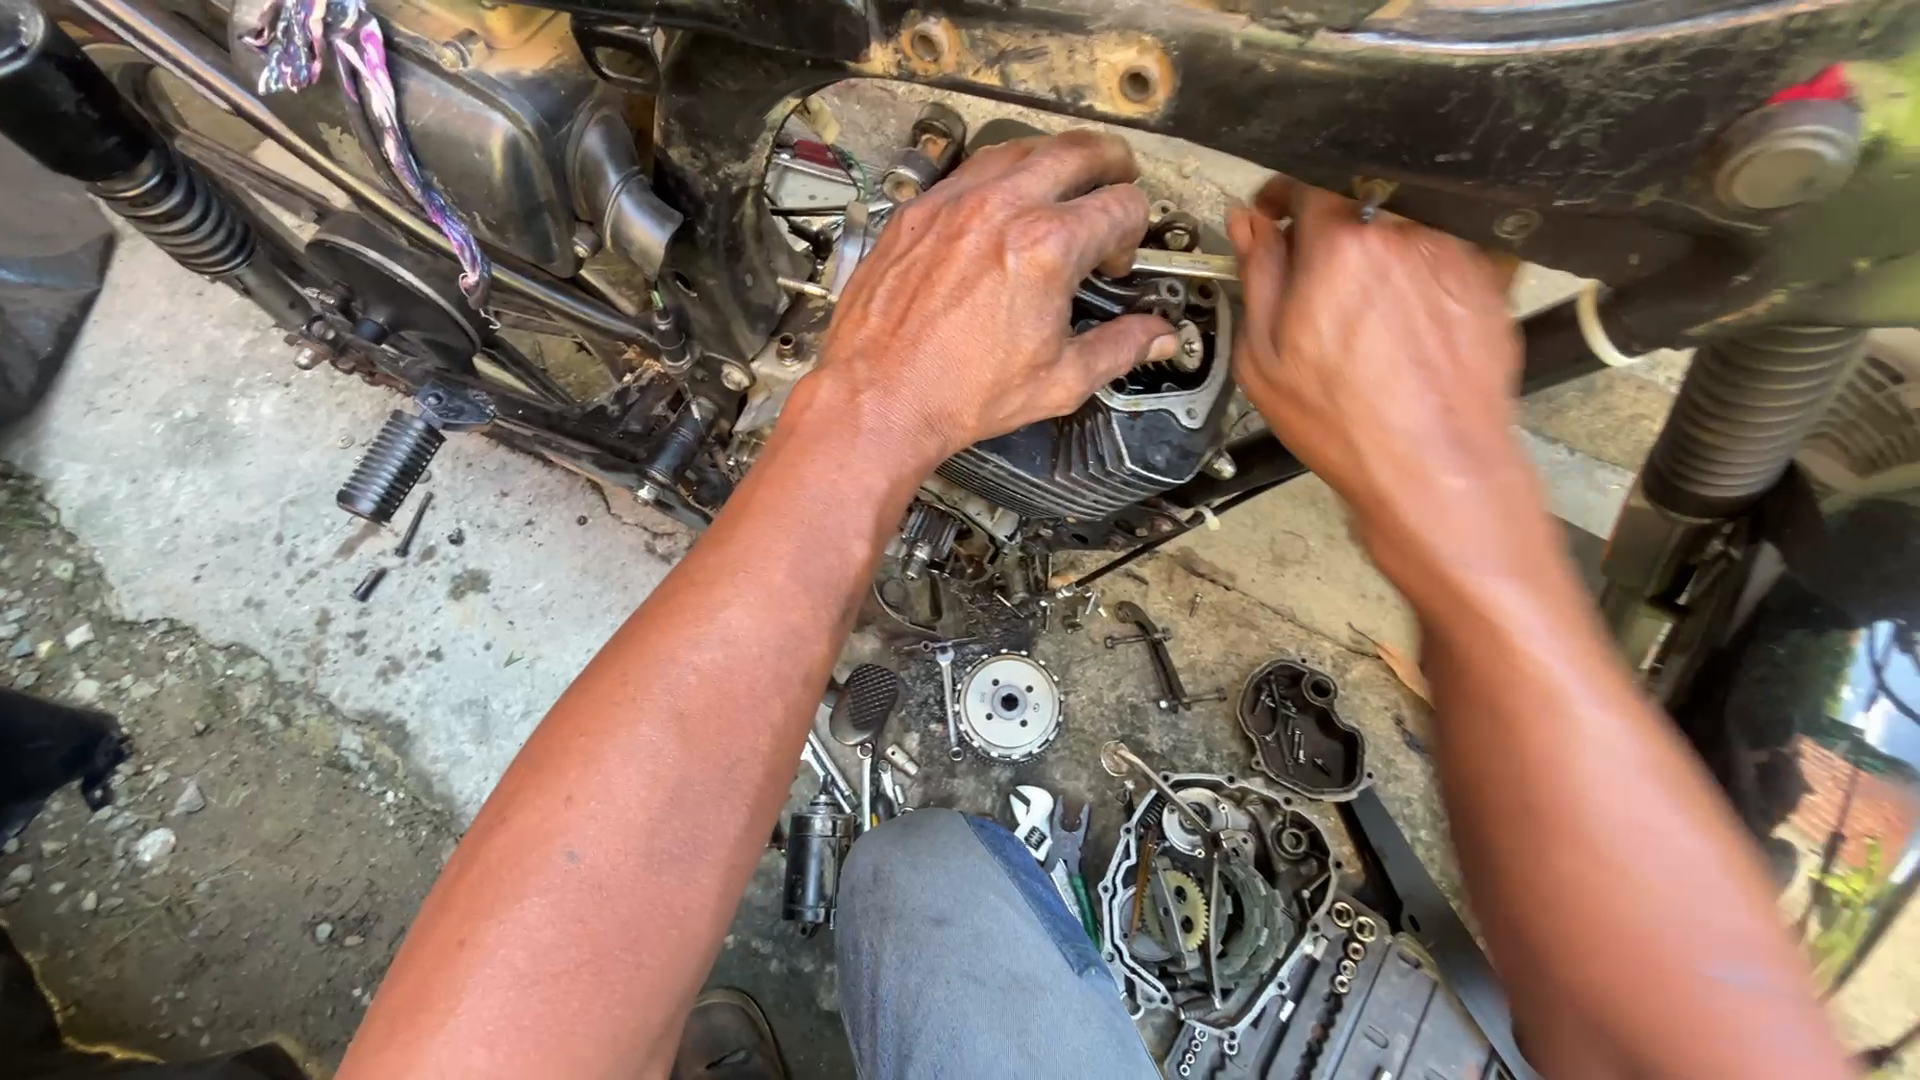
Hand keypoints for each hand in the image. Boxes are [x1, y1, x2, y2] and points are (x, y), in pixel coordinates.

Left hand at [809, 131, 1179, 462]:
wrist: (880, 397)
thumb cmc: (959, 394)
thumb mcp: (1058, 381)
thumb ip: (1118, 349)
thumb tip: (1155, 337)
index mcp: (1047, 247)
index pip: (1121, 205)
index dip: (1134, 230)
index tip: (1118, 258)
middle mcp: (1001, 208)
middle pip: (1077, 151)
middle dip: (1110, 163)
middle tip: (1117, 176)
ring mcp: (952, 204)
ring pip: (1019, 148)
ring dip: (1052, 159)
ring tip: (1062, 182)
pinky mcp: (916, 213)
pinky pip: (967, 171)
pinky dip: (996, 176)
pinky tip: (998, 203)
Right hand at [1228, 179, 1550, 602]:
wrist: (1431, 465)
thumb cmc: (1343, 422)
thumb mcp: (1264, 356)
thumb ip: (1257, 275)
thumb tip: (1250, 224)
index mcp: (1340, 246)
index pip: (1304, 185)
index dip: (1281, 199)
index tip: (1273, 216)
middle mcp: (1402, 235)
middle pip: (1353, 210)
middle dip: (1327, 239)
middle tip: (1311, 291)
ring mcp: (1451, 255)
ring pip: (1395, 235)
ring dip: (1372, 262)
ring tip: (1360, 324)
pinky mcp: (1485, 280)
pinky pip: (1434, 261)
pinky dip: (1411, 283)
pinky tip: (1398, 334)